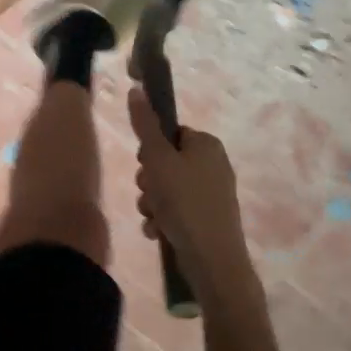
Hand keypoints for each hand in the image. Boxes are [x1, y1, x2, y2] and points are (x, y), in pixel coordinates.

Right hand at [128, 88, 252, 291]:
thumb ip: (145, 125)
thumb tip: (137, 89)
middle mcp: (214, 163)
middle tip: (147, 193)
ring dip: (153, 202)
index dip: (151, 149)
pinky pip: (179, 210)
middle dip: (149, 180)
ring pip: (169, 188)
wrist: (214, 261)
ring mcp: (213, 193)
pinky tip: (158, 232)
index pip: (169, 133)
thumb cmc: (184, 202)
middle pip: (167, 161)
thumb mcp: (158, 159)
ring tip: (152, 217)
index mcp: (206, 143)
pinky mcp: (210, 219)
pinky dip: (165, 219)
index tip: (144, 164)